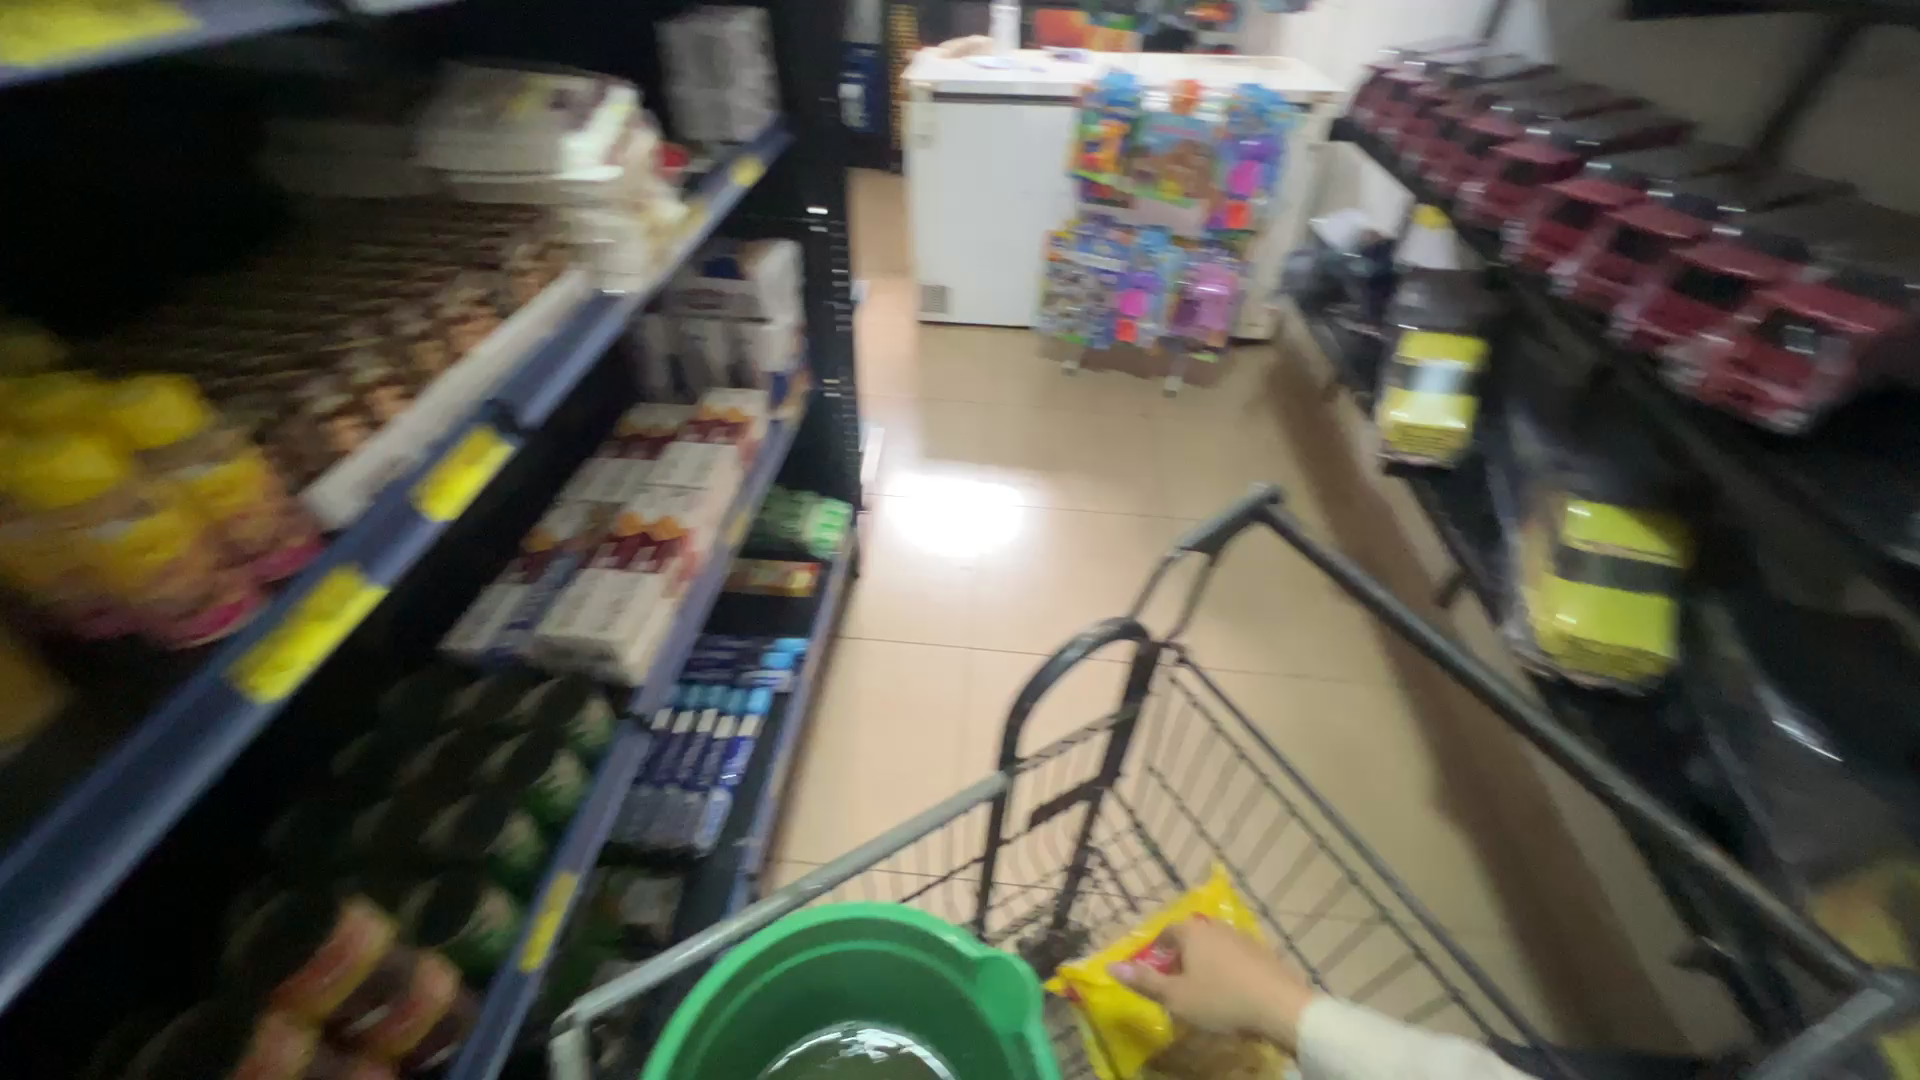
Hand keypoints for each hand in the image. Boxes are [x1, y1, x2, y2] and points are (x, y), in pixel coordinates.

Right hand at [1108, 917, 1317, 1053]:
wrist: (1281, 1007)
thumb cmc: (1221, 1000)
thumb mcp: (1177, 998)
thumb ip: (1144, 981)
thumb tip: (1110, 967)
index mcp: (1190, 931)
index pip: (1164, 934)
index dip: (1157, 954)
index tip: (1157, 977)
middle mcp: (1213, 925)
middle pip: (1189, 939)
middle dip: (1181, 961)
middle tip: (1180, 989)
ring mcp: (1241, 937)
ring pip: (1214, 948)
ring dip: (1206, 966)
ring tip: (1207, 995)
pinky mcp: (1263, 952)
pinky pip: (1236, 958)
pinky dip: (1229, 972)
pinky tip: (1234, 995)